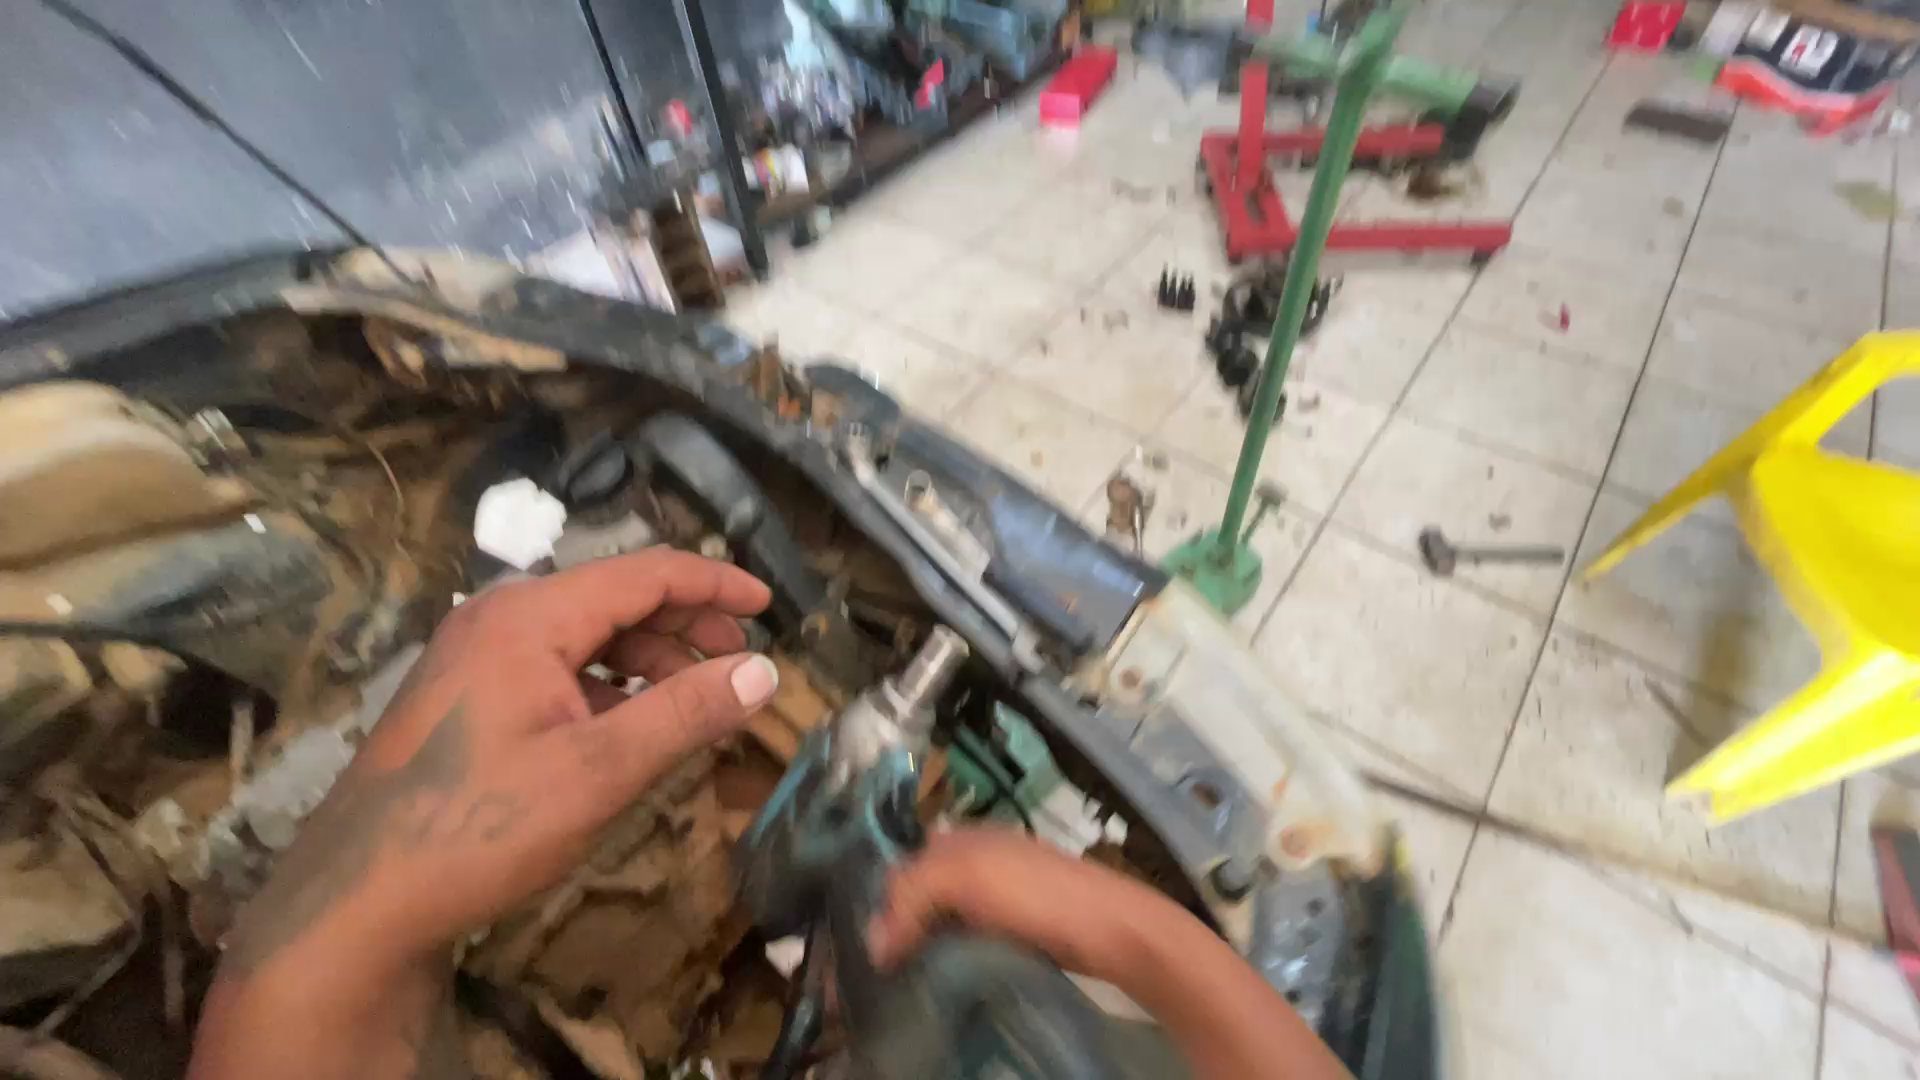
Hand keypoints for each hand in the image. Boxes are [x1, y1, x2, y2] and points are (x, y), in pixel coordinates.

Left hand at [218, 549, 779, 979]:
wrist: (347, 913)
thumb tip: (765, 671)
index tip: (769, 604)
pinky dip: (613, 682)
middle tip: (739, 659)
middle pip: (619, 597)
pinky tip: (634, 720)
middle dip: (687, 623)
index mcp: (530, 617)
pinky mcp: (473, 690)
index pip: (646, 573)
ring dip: (652, 656)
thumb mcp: (599, 772)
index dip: (714, 583)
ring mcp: (481, 653)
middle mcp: (502, 617)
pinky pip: (562, 663)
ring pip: (591, 632)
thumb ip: (687, 712)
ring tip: (695, 697)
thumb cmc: (478, 830)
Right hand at [865, 828, 1186, 986]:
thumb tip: (873, 943)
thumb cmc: (1032, 892)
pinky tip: (938, 977)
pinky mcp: (1007, 924)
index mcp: (956, 838)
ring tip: (900, 982)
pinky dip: (944, 955)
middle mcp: (969, 858)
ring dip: (918, 945)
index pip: (898, 867)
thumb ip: (914, 895)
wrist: (1105, 925)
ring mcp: (991, 892)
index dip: (878, 904)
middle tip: (877, 973)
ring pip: (938, 917)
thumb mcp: (966, 877)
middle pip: (916, 892)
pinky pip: (961, 936)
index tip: (860, 950)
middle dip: (893, 926)